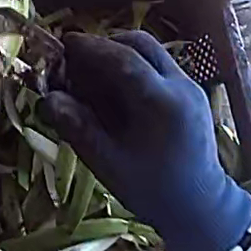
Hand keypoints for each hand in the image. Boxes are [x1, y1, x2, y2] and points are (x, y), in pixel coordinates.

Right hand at [42, 31, 250, 250]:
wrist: (201, 208)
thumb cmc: (152, 190)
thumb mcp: (108, 164)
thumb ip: (79, 128)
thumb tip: (49, 98)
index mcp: (162, 104)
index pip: (124, 59)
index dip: (92, 47)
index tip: (65, 41)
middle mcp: (180, 86)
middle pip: (140, 44)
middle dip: (105, 44)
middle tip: (76, 57)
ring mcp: (190, 86)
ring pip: (150, 52)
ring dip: (119, 53)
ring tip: (92, 73)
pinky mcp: (191, 92)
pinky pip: (158, 65)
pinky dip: (133, 66)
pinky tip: (114, 88)